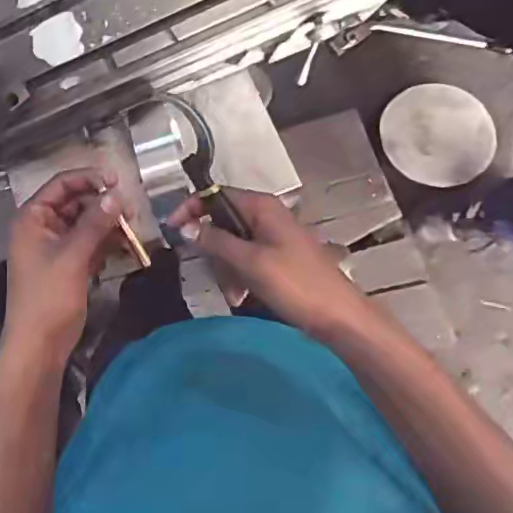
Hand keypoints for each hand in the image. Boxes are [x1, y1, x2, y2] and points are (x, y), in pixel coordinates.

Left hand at [3, 168, 125, 356]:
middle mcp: (41, 227)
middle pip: (75, 202)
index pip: (61, 184)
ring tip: (133, 226)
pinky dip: (105, 241)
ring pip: (84, 223)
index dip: (89, 178)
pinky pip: (88, 243)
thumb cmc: (48, 297)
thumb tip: (117, 194)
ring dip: (107, 223)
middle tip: (131, 208)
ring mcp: (54, 246)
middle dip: (102, 203)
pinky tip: (126, 244)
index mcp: (32, 218)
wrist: (38, 347)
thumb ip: (95, 222)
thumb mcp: (73, 255)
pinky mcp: (67, 265)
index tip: (118, 180)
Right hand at [166, 188, 373, 341]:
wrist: (340, 318)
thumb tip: (185, 226)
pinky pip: (247, 258)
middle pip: (222, 220)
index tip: (172, 229)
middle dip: (212, 248)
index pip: (215, 194)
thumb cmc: (296, 284)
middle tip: (208, 270)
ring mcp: (273, 236)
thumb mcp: (250, 262)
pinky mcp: (278, 257)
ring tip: (233, 293)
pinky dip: (240, 275)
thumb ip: (215, 241)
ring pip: (232, 243)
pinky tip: (242, 296)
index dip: (191, 208)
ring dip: (226, 268)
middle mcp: (266, 214)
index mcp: (261, 206)